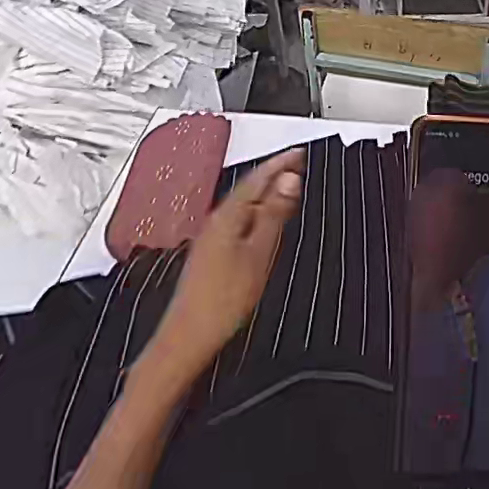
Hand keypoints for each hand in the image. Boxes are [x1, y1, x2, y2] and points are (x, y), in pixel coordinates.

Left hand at [136, 148, 304, 392]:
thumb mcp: (259, 253)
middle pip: (249, 188)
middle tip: (296, 163)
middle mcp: (216, 221)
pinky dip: (257, 212)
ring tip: (286, 186)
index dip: (280, 163)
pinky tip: (264, 221)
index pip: (258, 178)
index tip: (298, 152)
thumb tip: (289, 181)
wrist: (189, 336)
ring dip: (265, 192)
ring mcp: (212, 237)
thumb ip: (274, 215)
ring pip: (243, 204)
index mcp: (228, 216)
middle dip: (273, 173)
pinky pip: (239, 220)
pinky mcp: (213, 252)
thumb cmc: (222, 301)